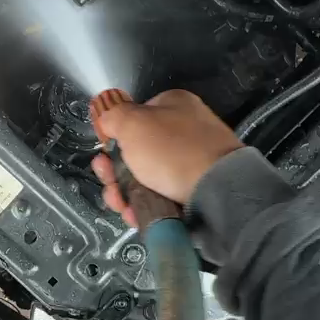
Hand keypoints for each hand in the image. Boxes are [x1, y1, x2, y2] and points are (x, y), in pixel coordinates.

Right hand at [89, 89, 242, 226]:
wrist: (216, 192)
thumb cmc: (173, 151)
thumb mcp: (133, 123)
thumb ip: (113, 116)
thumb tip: (107, 119)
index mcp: (173, 106)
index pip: (135, 117)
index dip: (115, 136)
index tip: (104, 153)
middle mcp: (183, 132)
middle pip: (135, 153)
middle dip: (114, 171)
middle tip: (108, 181)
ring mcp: (189, 164)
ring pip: (143, 179)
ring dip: (124, 193)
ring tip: (120, 203)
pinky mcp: (191, 192)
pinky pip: (158, 198)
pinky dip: (143, 207)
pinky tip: (134, 213)